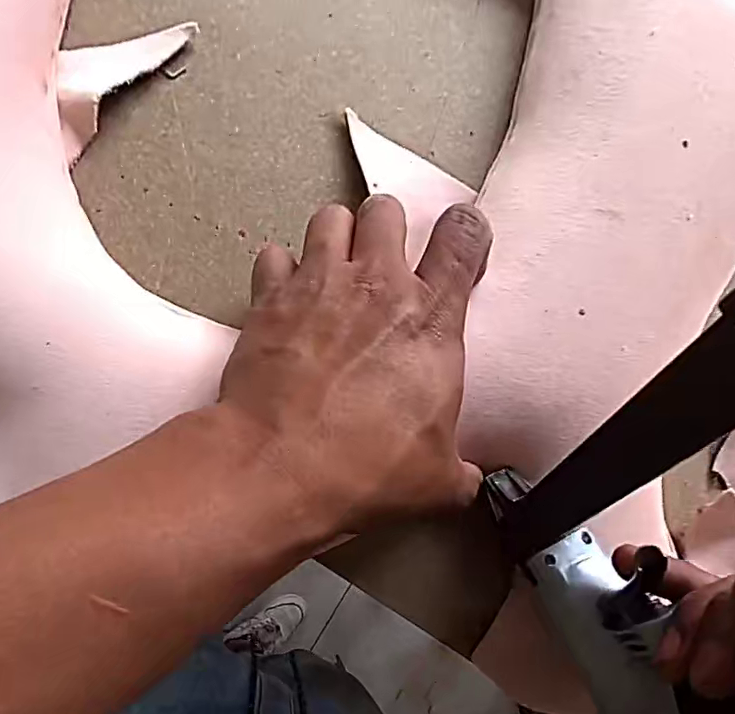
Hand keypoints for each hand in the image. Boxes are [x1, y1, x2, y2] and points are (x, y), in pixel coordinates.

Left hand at [217, 197, 491, 533]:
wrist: (280, 467)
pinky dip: (279, 271)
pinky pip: (273, 256)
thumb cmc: (357, 468)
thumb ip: (458, 470)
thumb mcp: (433, 481)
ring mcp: (319, 287)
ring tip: (332, 269)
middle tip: (380, 260)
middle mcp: (376, 289)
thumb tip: (465, 480)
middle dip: (386, 229)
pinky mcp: (269, 302)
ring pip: (330, 218)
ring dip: (334, 238)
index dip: (463, 232)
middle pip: (387, 211)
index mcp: (429, 322)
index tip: (458, 240)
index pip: (461, 239)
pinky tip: (283, 296)